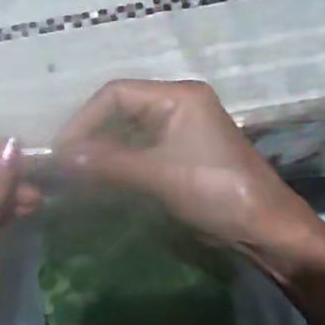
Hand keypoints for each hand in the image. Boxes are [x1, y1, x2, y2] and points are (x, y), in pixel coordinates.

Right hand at [55, 79, 317, 255]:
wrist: (264, 229)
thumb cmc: (217, 192)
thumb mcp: (159, 175)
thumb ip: (108, 163)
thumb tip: (60, 158)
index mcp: (178, 97)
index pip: (116, 95)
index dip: (84, 120)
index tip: (61, 153)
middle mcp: (177, 108)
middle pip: (119, 113)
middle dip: (90, 139)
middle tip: (63, 169)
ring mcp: (178, 135)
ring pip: (126, 136)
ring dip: (100, 157)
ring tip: (75, 181)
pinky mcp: (179, 160)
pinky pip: (138, 156)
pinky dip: (116, 170)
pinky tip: (98, 187)